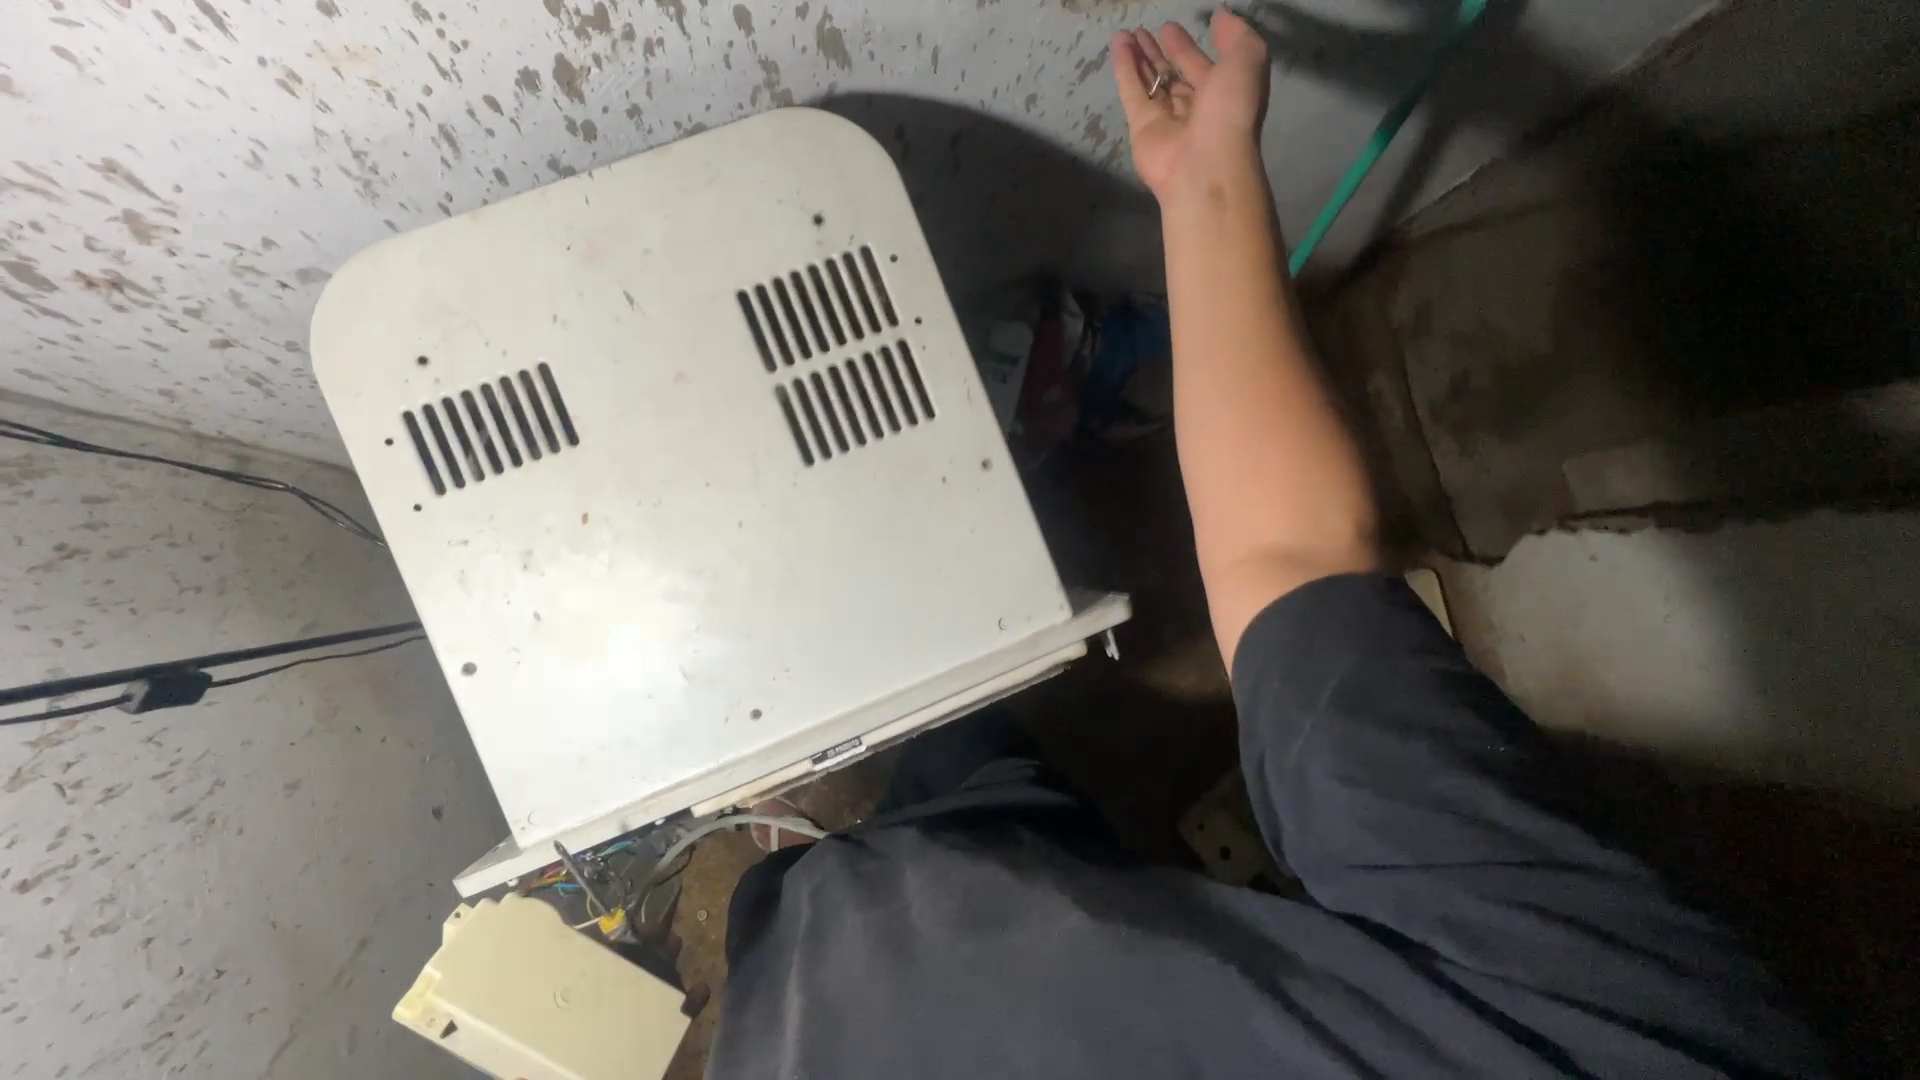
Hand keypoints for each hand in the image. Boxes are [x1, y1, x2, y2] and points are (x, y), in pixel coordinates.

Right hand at [1111, 7, 1270, 201]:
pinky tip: (1118, 44)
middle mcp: (1193, 108)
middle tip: (1145, 32)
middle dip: (1160, 54)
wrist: (1205, 165)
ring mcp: (1165, 120)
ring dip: (1139, 59)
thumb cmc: (1231, 111)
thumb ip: (1236, 34)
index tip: (1170, 27)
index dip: (1186, 47)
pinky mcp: (1141, 128)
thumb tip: (1219, 15)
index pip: (1200, 67)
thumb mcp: (1249, 59)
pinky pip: (1132, 92)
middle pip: (1172, 76)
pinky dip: (1125, 69)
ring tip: (1126, 35)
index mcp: (1221, 95)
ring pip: (1150, 83)